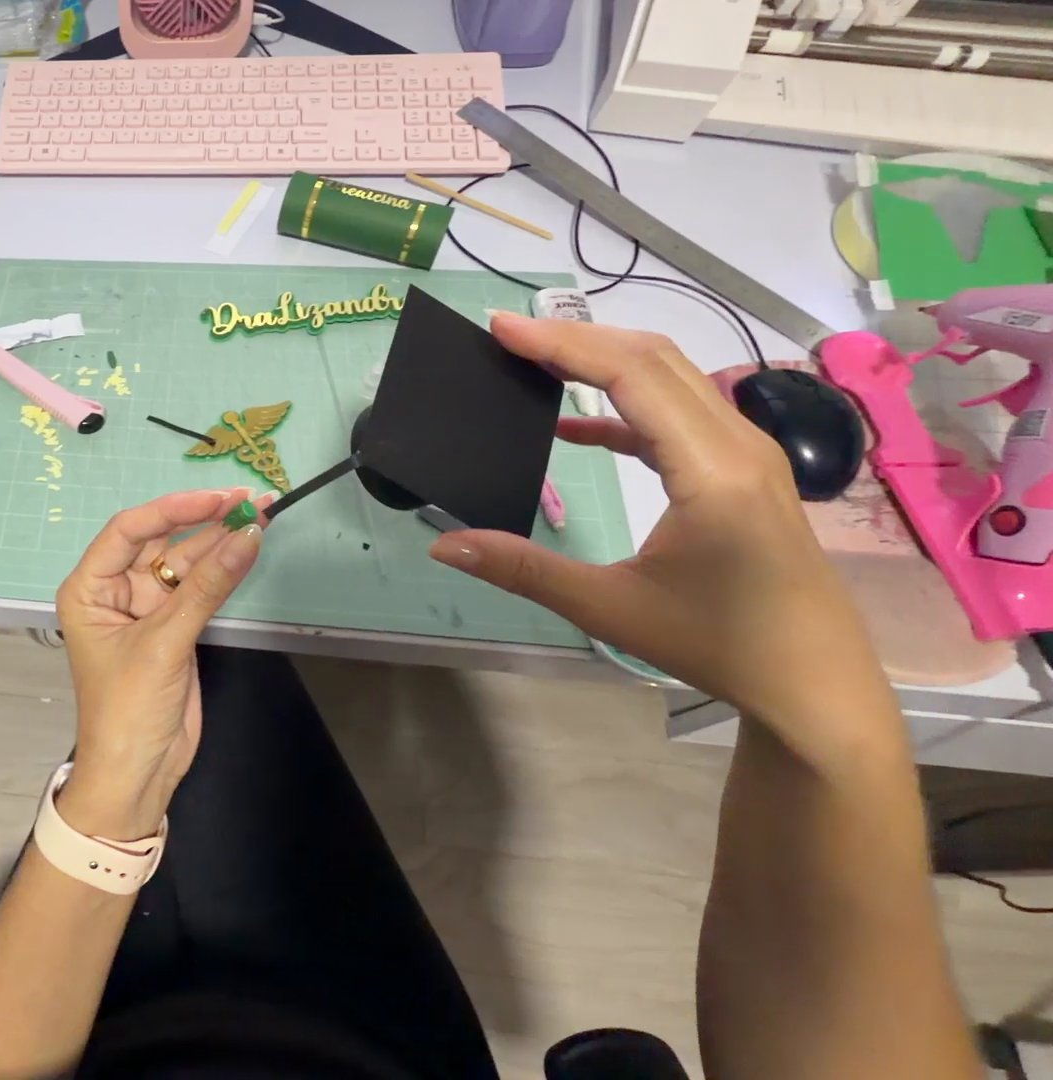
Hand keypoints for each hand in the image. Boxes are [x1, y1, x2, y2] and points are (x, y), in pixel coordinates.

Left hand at [53, 489, 268, 839]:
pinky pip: (198, 587)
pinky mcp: (173, 627)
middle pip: (159, 541)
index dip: (173, 508)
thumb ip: (207, 588)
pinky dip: (222, 570)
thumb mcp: (164, 644)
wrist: (137, 774)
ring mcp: (146, 608)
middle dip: (202, 519)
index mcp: (90, 588)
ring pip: (183, 562)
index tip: (217, 498)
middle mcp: (114, 590)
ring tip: (259, 514)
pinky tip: (246, 546)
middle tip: (248, 499)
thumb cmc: (128, 708)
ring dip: (218, 541)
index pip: (129, 530)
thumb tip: (247, 534)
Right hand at [431, 315, 891, 744]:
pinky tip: (575, 428)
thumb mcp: (607, 607)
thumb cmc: (715, 642)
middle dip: (576, 339)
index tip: (503, 329)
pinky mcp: (741, 471)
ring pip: (671, 380)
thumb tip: (443, 544)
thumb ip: (522, 570)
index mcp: (709, 468)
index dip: (563, 344)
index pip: (631, 375)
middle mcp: (737, 443)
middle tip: (508, 336)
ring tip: (535, 363)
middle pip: (654, 360)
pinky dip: (623, 407)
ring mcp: (746, 454)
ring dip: (602, 363)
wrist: (813, 680)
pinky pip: (677, 416)